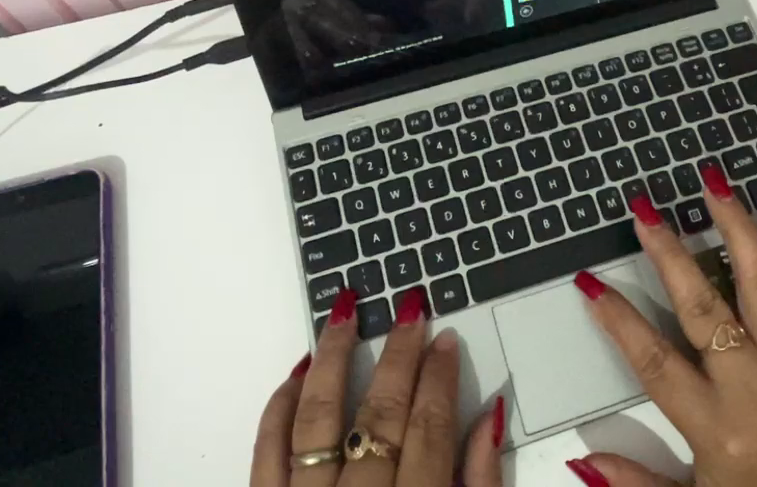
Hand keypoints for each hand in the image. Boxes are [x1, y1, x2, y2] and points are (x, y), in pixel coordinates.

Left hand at [251, 287, 504, 486]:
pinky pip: (265, 451)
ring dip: (334, 355)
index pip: (429, 428)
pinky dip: (279, 406)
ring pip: (316, 415)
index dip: (440, 376)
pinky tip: (297, 370)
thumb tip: (490, 418)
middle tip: (410, 305)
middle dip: (399, 352)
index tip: (446, 338)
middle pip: (380, 412)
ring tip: (347, 308)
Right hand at [567, 174, 756, 486]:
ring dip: (735, 227)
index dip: (618, 321)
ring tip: (712, 184)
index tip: (589, 282)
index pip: (653, 361)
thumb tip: (582, 460)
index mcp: (717, 428)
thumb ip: (639, 485)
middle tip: (644, 209)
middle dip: (668, 253)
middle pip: (702, 307)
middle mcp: (754, 386)